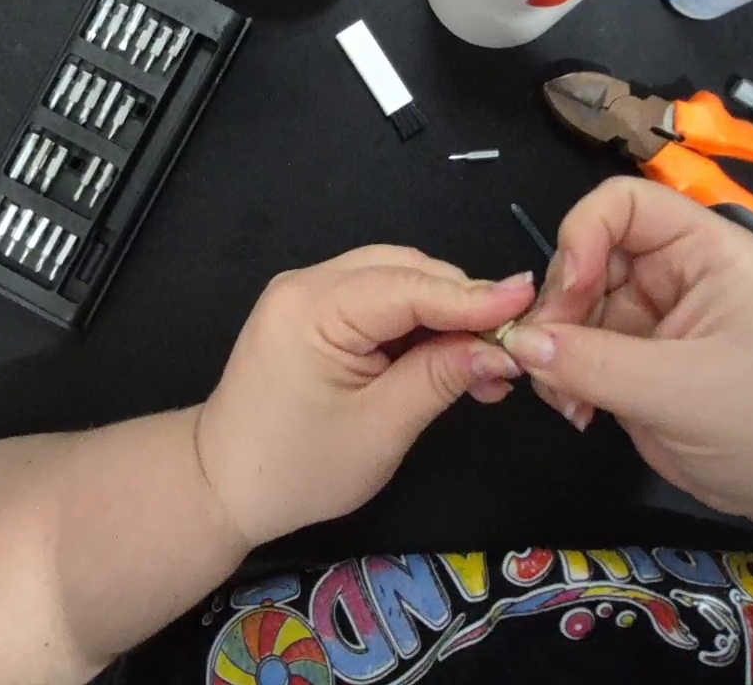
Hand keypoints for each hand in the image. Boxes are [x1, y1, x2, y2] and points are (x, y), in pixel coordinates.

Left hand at [196, 247, 534, 545]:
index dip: (472, 294)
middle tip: (510, 344)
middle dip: (460, 302)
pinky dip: (415, 323)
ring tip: (485, 359)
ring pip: (394, 279)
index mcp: (312, 306)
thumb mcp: (380, 429)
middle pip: (402, 270)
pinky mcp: (312, 308)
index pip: (407, 286)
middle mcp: (306, 282)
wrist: (223, 482)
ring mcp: (306, 292)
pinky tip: (448, 355)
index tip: (530, 298)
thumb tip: (502, 348)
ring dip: (442, 312)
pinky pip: (375, 300)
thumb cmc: (298, 467)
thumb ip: (440, 377)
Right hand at [502, 178, 752, 541]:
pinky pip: (574, 347)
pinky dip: (562, 376)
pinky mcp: (632, 357)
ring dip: (555, 349)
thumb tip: (515, 341)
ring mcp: (649, 316)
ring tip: (567, 401)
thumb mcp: (685, 393)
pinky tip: (577, 412)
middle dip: (560, 306)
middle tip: (548, 361)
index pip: (623, 204)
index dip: (584, 234)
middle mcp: (672, 273)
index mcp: (704, 252)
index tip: (569, 292)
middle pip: (585, 256)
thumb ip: (594, 363)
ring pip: (571, 306)